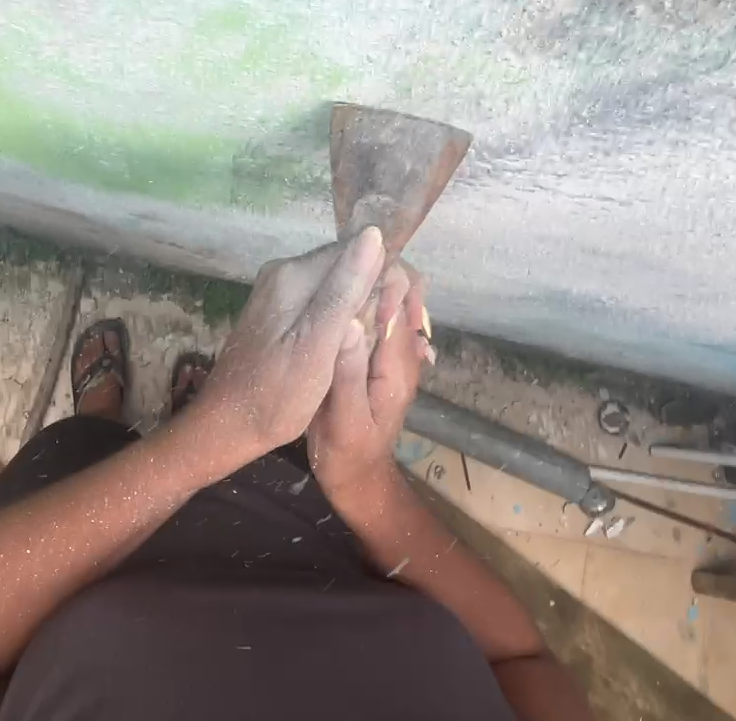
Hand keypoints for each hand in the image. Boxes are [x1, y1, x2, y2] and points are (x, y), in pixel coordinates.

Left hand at [178, 227, 386, 467]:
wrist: (228, 425)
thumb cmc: (276, 395)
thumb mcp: (318, 345)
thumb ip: (345, 289)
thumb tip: (374, 235)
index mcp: (294, 274)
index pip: (357, 250)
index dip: (385, 279)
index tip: (395, 319)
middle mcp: (285, 271)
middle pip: (347, 264)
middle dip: (377, 292)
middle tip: (392, 334)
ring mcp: (280, 289)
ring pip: (338, 283)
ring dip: (364, 305)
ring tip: (379, 340)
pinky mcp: (279, 308)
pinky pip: (323, 299)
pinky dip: (345, 316)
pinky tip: (354, 343)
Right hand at [308, 262, 429, 505]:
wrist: (356, 478)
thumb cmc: (347, 454)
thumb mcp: (343, 421)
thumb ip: (348, 374)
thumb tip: (351, 323)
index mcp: (397, 367)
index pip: (399, 308)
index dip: (381, 278)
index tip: (351, 257)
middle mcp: (400, 355)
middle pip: (400, 299)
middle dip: (377, 274)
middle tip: (338, 257)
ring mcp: (390, 355)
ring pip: (388, 305)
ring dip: (368, 283)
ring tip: (335, 266)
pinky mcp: (374, 358)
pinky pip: (374, 318)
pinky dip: (361, 300)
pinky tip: (337, 292)